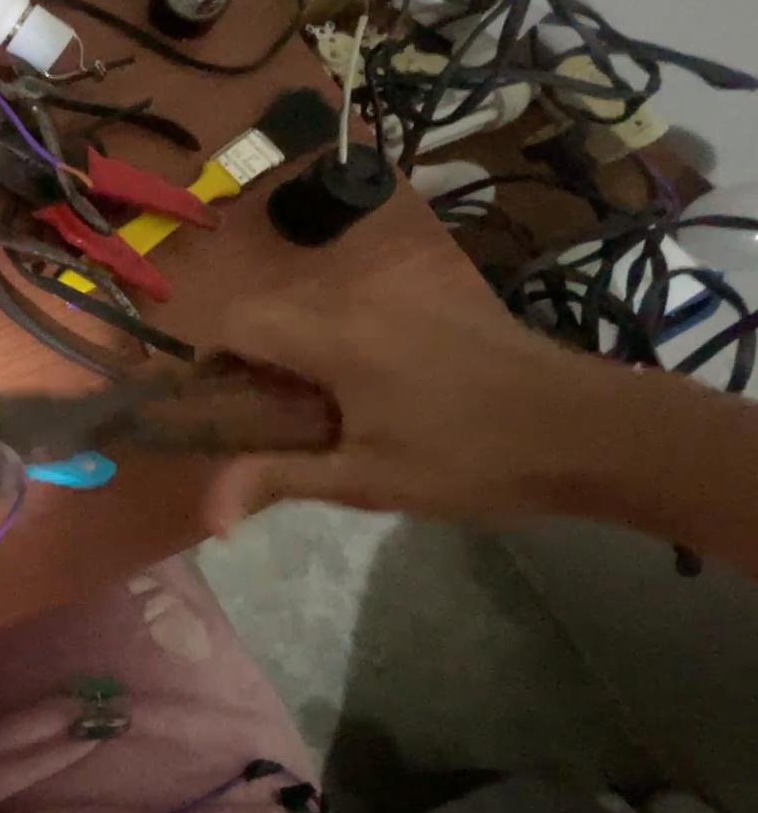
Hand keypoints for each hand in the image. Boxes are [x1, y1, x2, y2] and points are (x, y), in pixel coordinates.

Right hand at [203, 285, 626, 531]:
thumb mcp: (369, 481)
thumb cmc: (475, 458)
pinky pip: (348, 309)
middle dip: (246, 357)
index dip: (209, 357)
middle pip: (265, 312)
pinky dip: (329, 340)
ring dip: (288, 349)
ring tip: (310, 406)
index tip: (217, 400)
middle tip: (261, 413)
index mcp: (332, 338)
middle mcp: (354, 302)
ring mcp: (395, 296)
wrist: (604, 430)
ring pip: (306, 309)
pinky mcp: (427, 302)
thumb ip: (278, 479)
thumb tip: (210, 516)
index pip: (235, 322)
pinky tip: (365, 388)